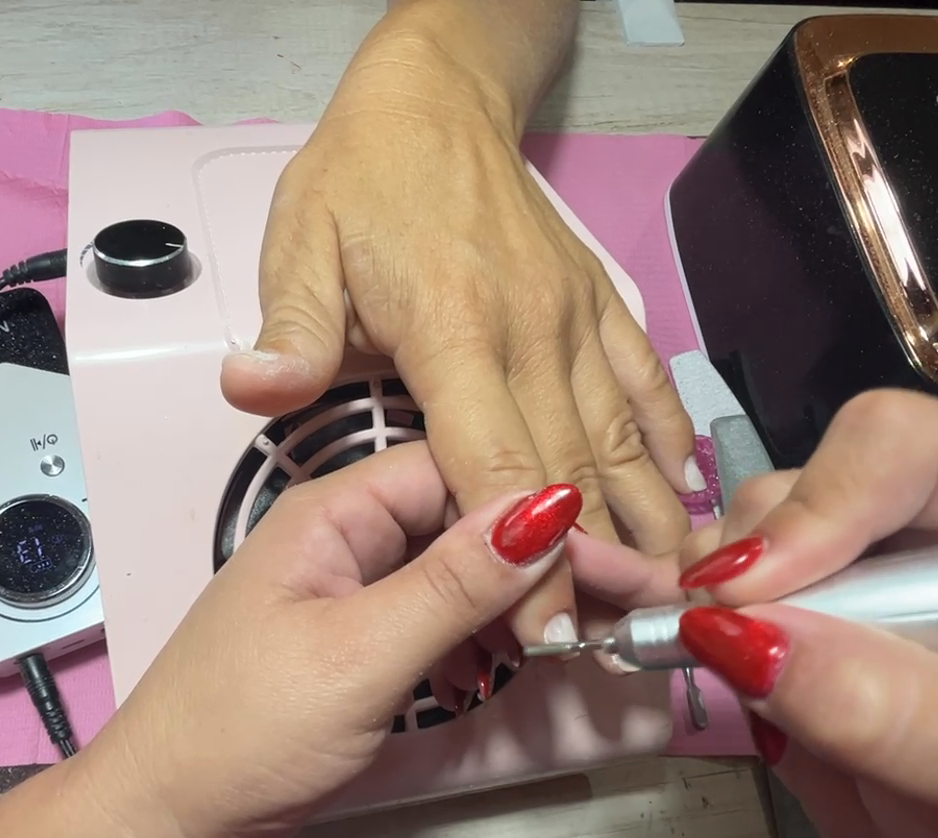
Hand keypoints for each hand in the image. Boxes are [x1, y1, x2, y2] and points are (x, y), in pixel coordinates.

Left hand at [81, 443, 672, 837]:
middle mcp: (348, 535)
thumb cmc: (246, 731)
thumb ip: (452, 583)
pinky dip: (478, 638)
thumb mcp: (358, 654)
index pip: (458, 471)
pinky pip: (436, 618)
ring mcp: (353, 588)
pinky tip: (503, 667)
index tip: (617, 555)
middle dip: (546, 561)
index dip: (540, 507)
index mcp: (335, 511)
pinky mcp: (359, 637)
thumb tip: (547, 507)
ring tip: (580, 638)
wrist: (171, 816)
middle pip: (466, 523)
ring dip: (517, 603)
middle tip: (635, 600)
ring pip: (457, 574)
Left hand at [219, 18, 696, 655]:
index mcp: (452, 333)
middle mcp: (529, 334)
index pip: (494, 466)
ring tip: (674, 594)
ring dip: (647, 521)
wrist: (434, 98)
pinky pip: (645, 382)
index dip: (523, 556)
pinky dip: (667, 443)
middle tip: (620, 640)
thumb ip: (294, 330)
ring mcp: (575, 318)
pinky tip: (685, 495)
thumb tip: (251, 388)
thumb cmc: (360, 181)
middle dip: (596, 563)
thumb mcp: (302, 245)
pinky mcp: (597, 305)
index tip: (548, 629)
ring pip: (620, 438)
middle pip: (569, 471)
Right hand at [576, 390, 937, 837]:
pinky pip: (706, 567)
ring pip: (741, 520)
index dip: (818, 507)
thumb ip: (879, 708)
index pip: (906, 449)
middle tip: (717, 638)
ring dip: (706, 585)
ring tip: (721, 658)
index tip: (751, 595)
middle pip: (803, 478)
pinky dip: (681, 605)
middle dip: (748, 558)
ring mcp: (850, 554)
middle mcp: (931, 515)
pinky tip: (697, 648)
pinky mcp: (786, 594)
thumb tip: (736, 634)